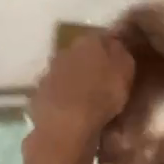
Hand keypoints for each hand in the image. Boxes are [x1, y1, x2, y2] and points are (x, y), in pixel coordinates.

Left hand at [30, 32, 134, 152]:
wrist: (67, 125)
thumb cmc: (103, 95)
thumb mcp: (126, 71)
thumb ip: (121, 52)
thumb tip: (115, 41)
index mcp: (89, 42)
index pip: (102, 39)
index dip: (110, 50)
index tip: (117, 63)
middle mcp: (66, 51)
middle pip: (81, 54)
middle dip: (89, 64)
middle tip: (101, 81)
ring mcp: (49, 73)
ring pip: (65, 72)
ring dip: (73, 80)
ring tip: (85, 98)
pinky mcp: (38, 94)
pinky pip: (54, 92)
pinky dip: (61, 98)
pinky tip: (69, 110)